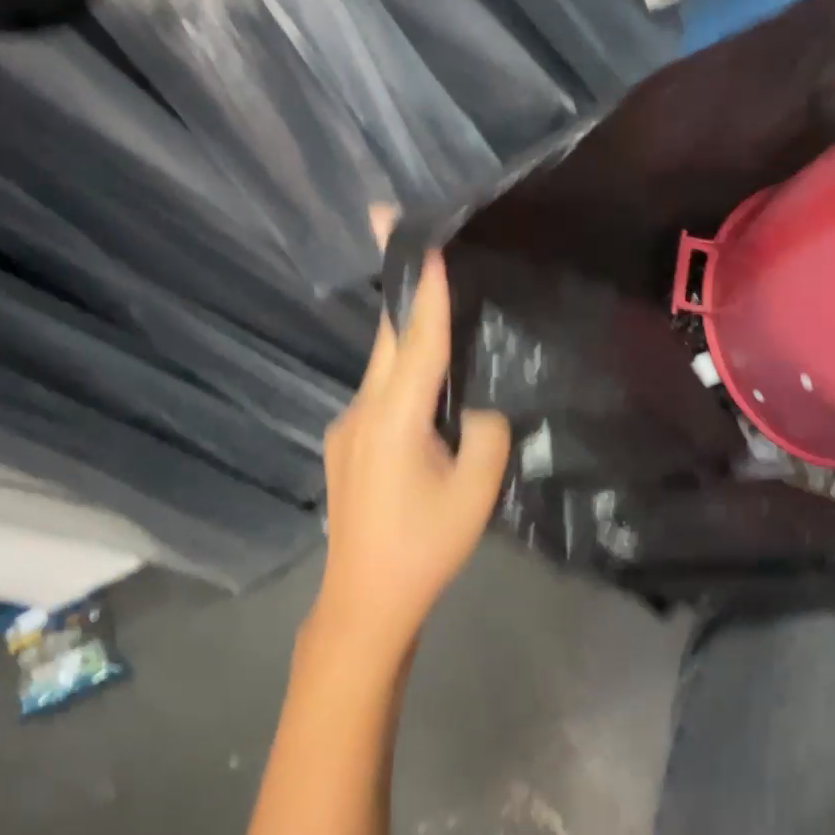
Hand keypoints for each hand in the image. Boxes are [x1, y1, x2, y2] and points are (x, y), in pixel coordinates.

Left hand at [315, 253, 510, 650]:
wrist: (366, 601)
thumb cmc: (425, 545)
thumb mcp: (477, 490)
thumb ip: (486, 434)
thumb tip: (478, 409)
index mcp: (393, 418)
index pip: (415, 340)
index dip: (425, 289)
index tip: (418, 237)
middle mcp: (361, 412)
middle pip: (387, 342)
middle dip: (402, 290)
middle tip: (401, 234)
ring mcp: (348, 431)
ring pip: (384, 372)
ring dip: (410, 340)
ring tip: (439, 314)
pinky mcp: (349, 450)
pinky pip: (382, 399)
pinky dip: (406, 380)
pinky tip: (431, 396)